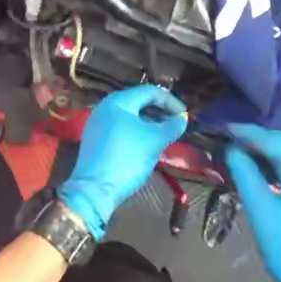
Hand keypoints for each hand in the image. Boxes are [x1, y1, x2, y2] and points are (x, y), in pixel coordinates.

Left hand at [58, 85, 187, 237]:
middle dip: (160, 112)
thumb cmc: (127, 158)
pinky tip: (147, 144)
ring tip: (165, 135)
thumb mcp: (154, 141)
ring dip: (150, 123)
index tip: (185, 116)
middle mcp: (105, 108)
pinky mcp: (96, 139)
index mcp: (118, 101)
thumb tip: (182, 119)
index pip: (150, 92)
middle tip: (176, 124)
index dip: (171, 102)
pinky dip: (137, 131)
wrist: (95, 189)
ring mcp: (98, 124)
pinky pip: (121, 128)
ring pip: (130, 116)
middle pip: (139, 102)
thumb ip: (171, 127)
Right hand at [225, 124, 280, 281]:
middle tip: (229, 140)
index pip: (276, 141)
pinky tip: (265, 174)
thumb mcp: (262, 213)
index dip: (247, 133)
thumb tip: (232, 150)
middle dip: (259, 139)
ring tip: (242, 155)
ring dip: (271, 153)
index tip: (222, 128)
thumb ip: (246, 176)